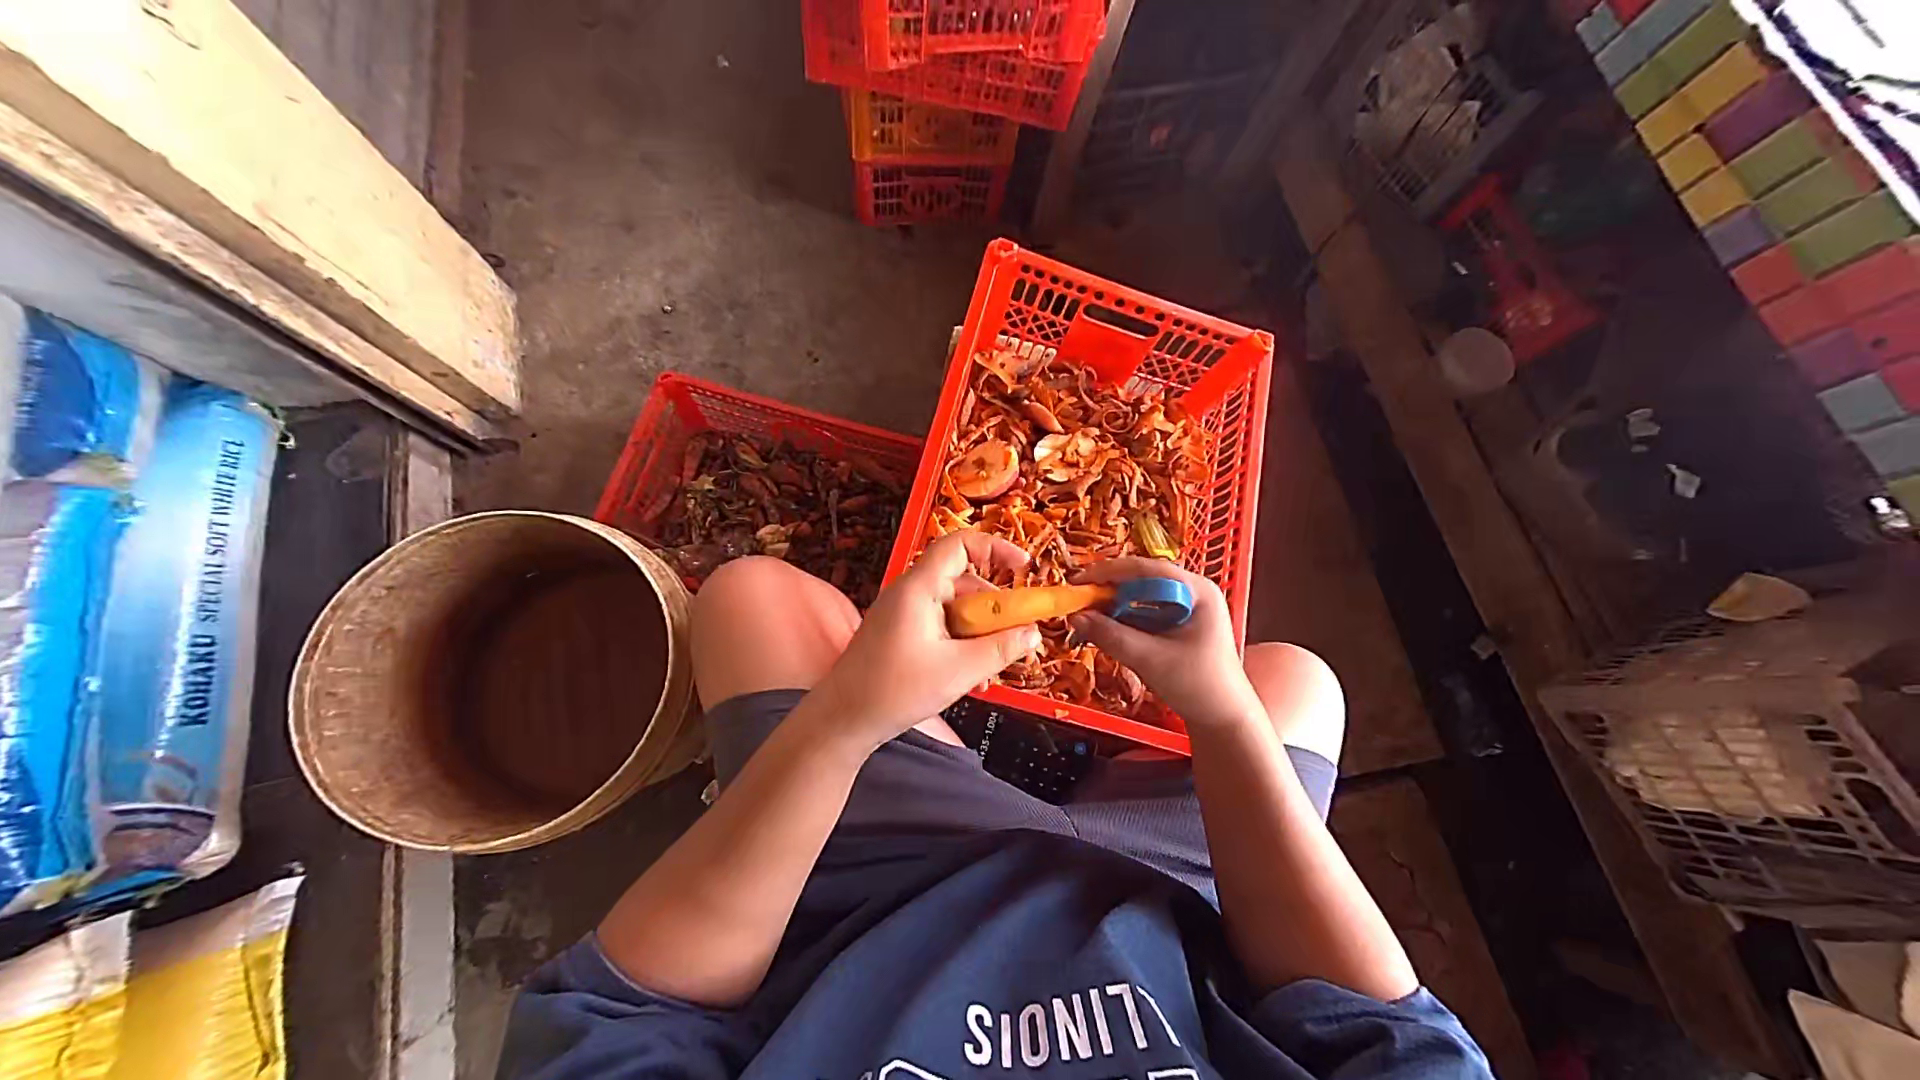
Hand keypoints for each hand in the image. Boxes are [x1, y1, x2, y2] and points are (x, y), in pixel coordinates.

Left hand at [810, 531, 1043, 751]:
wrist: (842, 719)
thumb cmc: (891, 692)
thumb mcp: (959, 671)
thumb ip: (1001, 649)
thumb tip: (1032, 633)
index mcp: (919, 589)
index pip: (960, 545)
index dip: (996, 548)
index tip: (1024, 567)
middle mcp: (910, 593)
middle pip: (964, 582)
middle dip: (994, 609)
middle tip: (1017, 635)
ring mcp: (903, 613)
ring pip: (955, 609)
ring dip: (979, 633)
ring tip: (991, 668)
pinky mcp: (901, 632)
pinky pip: (941, 626)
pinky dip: (960, 643)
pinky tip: (971, 675)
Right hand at [1068, 558, 1263, 728]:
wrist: (1225, 720)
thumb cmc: (1199, 687)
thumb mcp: (1151, 660)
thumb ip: (1112, 636)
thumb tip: (1075, 617)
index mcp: (1197, 591)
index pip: (1146, 569)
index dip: (1109, 572)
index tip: (1078, 581)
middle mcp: (1193, 591)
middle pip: (1142, 579)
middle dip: (1108, 589)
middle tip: (1077, 599)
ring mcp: (1186, 607)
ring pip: (1140, 596)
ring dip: (1113, 605)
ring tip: (1084, 614)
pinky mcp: (1178, 624)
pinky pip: (1144, 612)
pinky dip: (1123, 618)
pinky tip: (1103, 627)